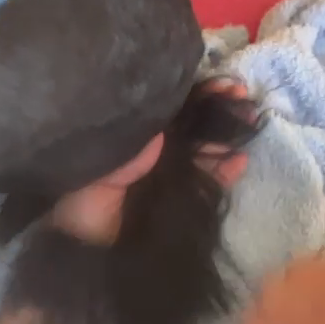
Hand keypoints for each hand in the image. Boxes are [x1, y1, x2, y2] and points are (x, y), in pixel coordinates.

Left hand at [49, 83, 251, 244]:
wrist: (76, 241)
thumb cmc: (77, 196)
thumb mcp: (97, 166)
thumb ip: (128, 153)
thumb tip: (161, 135)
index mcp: (136, 134)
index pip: (171, 106)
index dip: (196, 92)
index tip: (219, 82)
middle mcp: (156, 150)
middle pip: (194, 123)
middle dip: (219, 107)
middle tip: (240, 92)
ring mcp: (170, 174)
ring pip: (206, 149)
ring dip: (228, 134)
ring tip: (248, 120)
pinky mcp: (181, 201)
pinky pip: (209, 184)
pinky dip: (226, 173)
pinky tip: (239, 161)